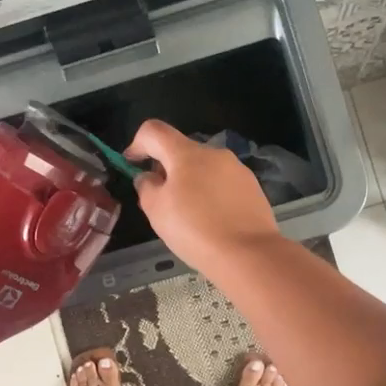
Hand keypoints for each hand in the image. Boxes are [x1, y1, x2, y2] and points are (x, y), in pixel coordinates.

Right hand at [126, 120, 280, 273]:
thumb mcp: (156, 210)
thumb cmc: (195, 230)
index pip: (155, 131)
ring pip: (204, 168)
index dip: (138, 143)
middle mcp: (215, 154)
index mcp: (187, 153)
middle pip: (181, 151)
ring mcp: (238, 170)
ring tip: (189, 216)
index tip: (132, 164)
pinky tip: (212, 222)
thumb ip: (146, 187)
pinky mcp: (253, 188)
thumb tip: (149, 177)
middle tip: (160, 201)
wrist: (248, 254)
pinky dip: (211, 195)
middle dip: (166, 170)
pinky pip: (223, 184)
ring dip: (190, 183)